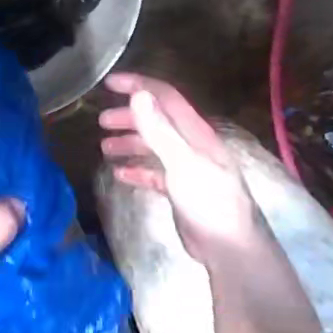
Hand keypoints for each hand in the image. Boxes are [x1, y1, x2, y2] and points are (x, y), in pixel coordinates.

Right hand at [99, 73, 260, 260]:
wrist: (230, 248)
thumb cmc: (209, 202)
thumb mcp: (182, 163)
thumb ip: (160, 130)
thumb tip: (138, 96)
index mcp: (195, 132)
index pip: (165, 97)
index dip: (138, 85)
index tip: (110, 83)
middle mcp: (192, 145)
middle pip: (158, 121)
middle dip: (129, 117)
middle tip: (102, 121)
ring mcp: (188, 168)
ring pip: (155, 147)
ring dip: (130, 143)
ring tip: (105, 147)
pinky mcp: (183, 191)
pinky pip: (156, 173)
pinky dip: (138, 170)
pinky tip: (120, 174)